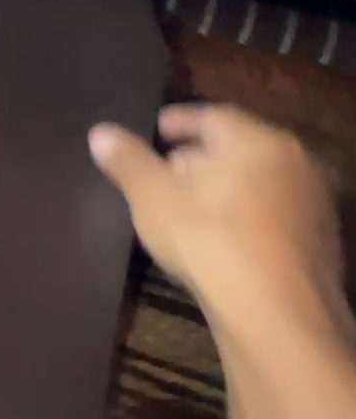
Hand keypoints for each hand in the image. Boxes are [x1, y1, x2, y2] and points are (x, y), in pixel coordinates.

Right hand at [89, 104, 346, 340]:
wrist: (272, 304)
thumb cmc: (204, 236)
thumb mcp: (150, 195)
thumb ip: (127, 160)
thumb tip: (102, 132)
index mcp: (257, 143)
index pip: (212, 115)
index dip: (174, 121)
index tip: (145, 133)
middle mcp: (296, 160)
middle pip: (235, 144)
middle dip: (193, 154)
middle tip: (155, 172)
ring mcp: (313, 196)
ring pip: (254, 174)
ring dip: (216, 181)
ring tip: (177, 202)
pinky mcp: (316, 229)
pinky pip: (268, 202)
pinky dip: (238, 205)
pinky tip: (211, 228)